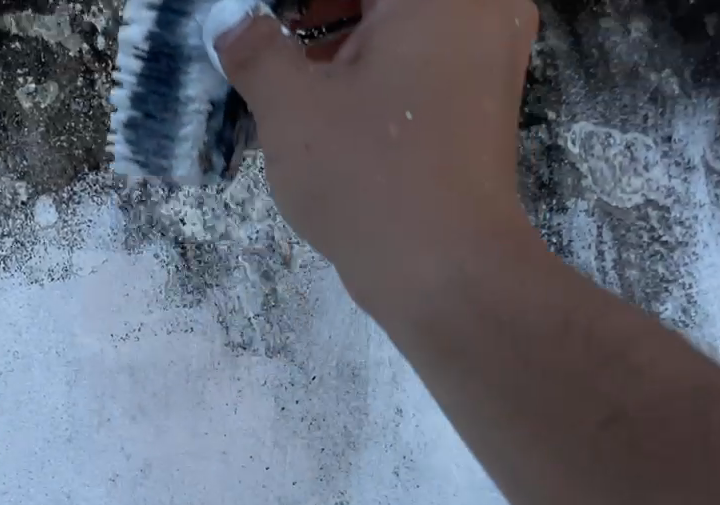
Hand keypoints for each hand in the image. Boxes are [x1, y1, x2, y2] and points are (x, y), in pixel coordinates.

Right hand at [216, 0, 544, 321]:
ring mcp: (488, 51)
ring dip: (342, 42)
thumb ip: (257, 55)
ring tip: (285, 83)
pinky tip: (327, 111)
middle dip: (316, 14)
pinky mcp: (482, 98)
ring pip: (403, 25)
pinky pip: (420, 59)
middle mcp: (478, 5)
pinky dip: (372, 71)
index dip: (293, 3)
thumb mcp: (292, 112)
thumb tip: (231, 21)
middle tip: (263, 45)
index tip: (256, 23)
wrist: (440, 263)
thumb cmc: (365, 176)